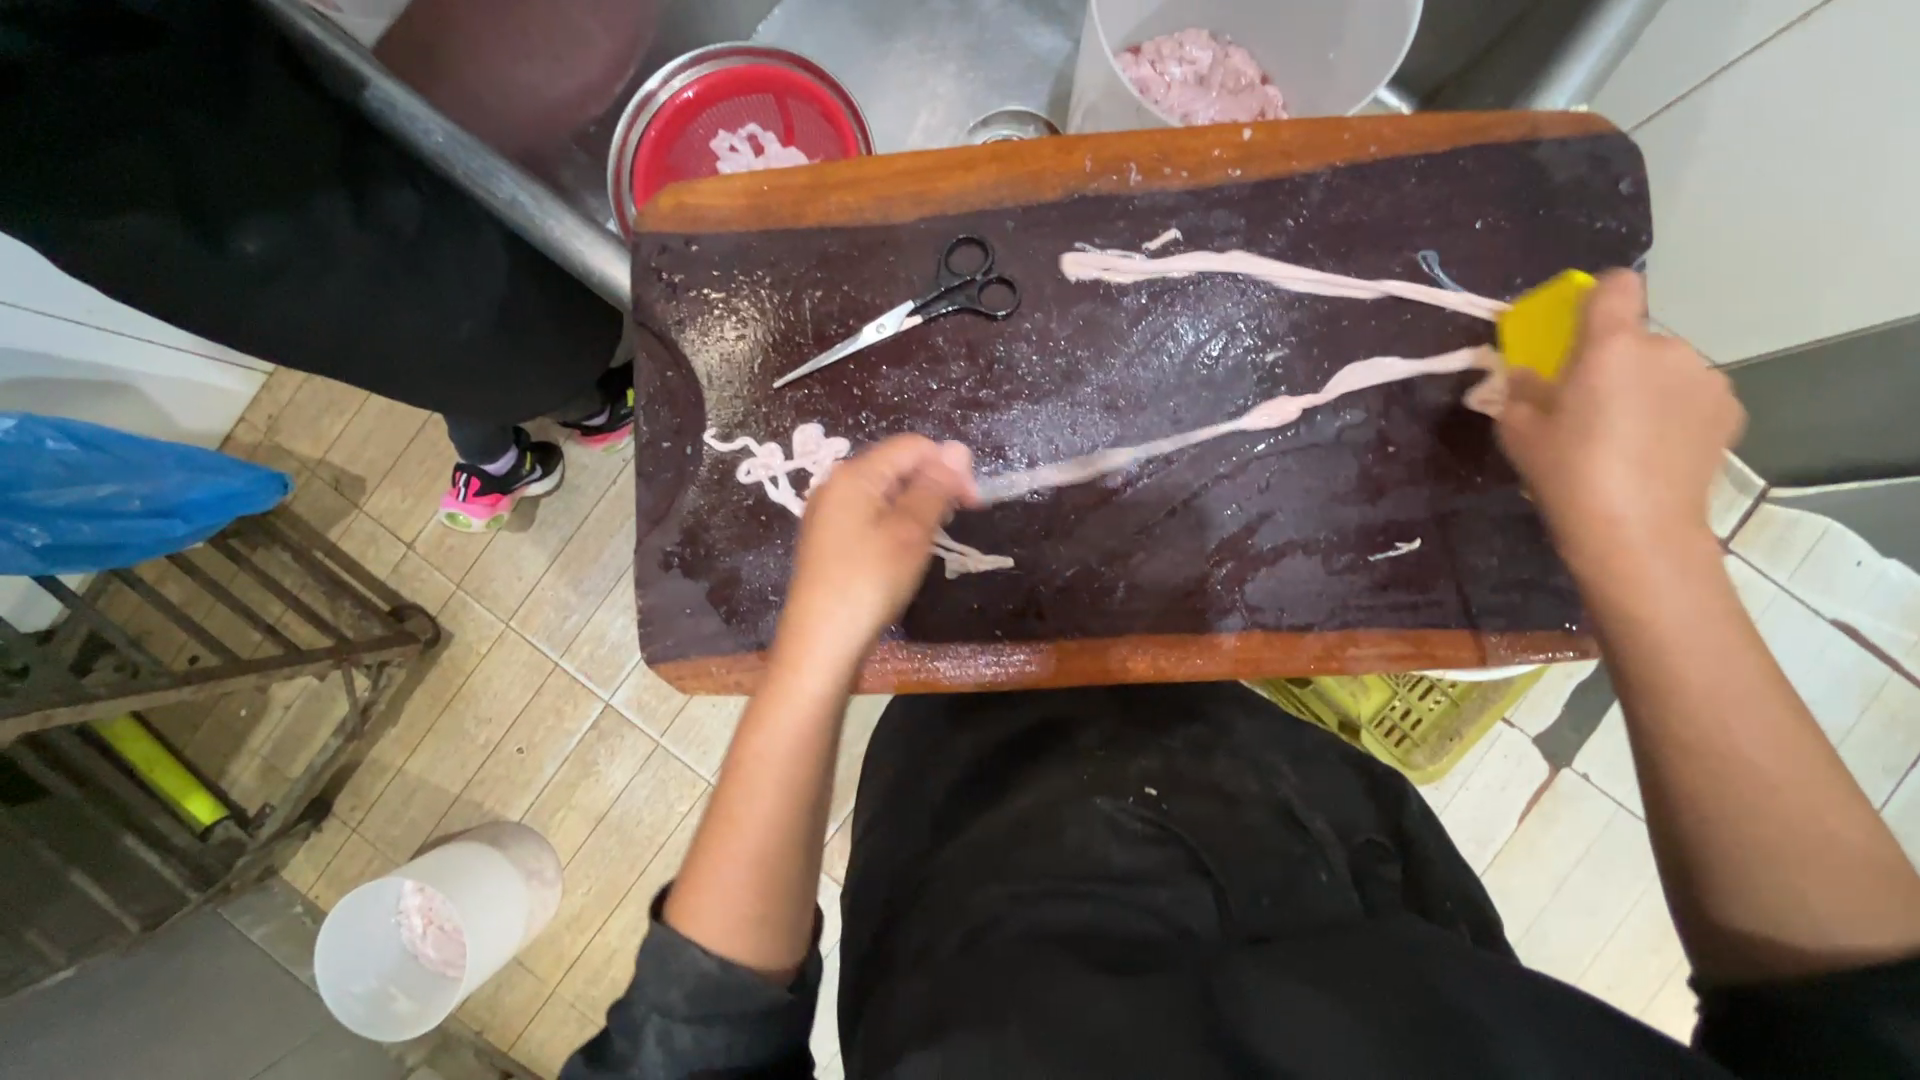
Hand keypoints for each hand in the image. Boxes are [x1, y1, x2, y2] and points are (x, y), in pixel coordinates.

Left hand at [775, 435, 977, 669]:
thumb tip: (959, 448)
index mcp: (855, 474)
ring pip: (885, 493)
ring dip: (916, 508)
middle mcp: (836, 484)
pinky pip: (870, 516)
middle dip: (933, 486)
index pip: (913, 446)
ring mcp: (829, 512)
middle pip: (897, 467)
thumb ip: (935, 487)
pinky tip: (903, 553)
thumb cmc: (868, 582)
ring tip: (929, 542)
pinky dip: (895, 525)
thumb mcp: (910, 531)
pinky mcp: (829, 539)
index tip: (973, 503)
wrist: (821, 641)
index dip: (949, 466)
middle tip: (953, 524)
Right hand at [1496, 270, 1744, 574]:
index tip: (1574, 329)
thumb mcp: (1517, 430)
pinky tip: (1653, 449)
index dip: (1595, 298)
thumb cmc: (1566, 473)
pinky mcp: (1729, 411)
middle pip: (1635, 337)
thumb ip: (1520, 390)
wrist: (1635, 529)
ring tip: (1622, 434)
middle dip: (1612, 361)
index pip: (1615, 286)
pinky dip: (1671, 411)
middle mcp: (1667, 349)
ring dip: (1643, 386)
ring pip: (1664, 368)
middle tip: (1586, 406)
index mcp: (1612, 346)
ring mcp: (1706, 379)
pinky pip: (1689, 395)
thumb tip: (1527, 376)